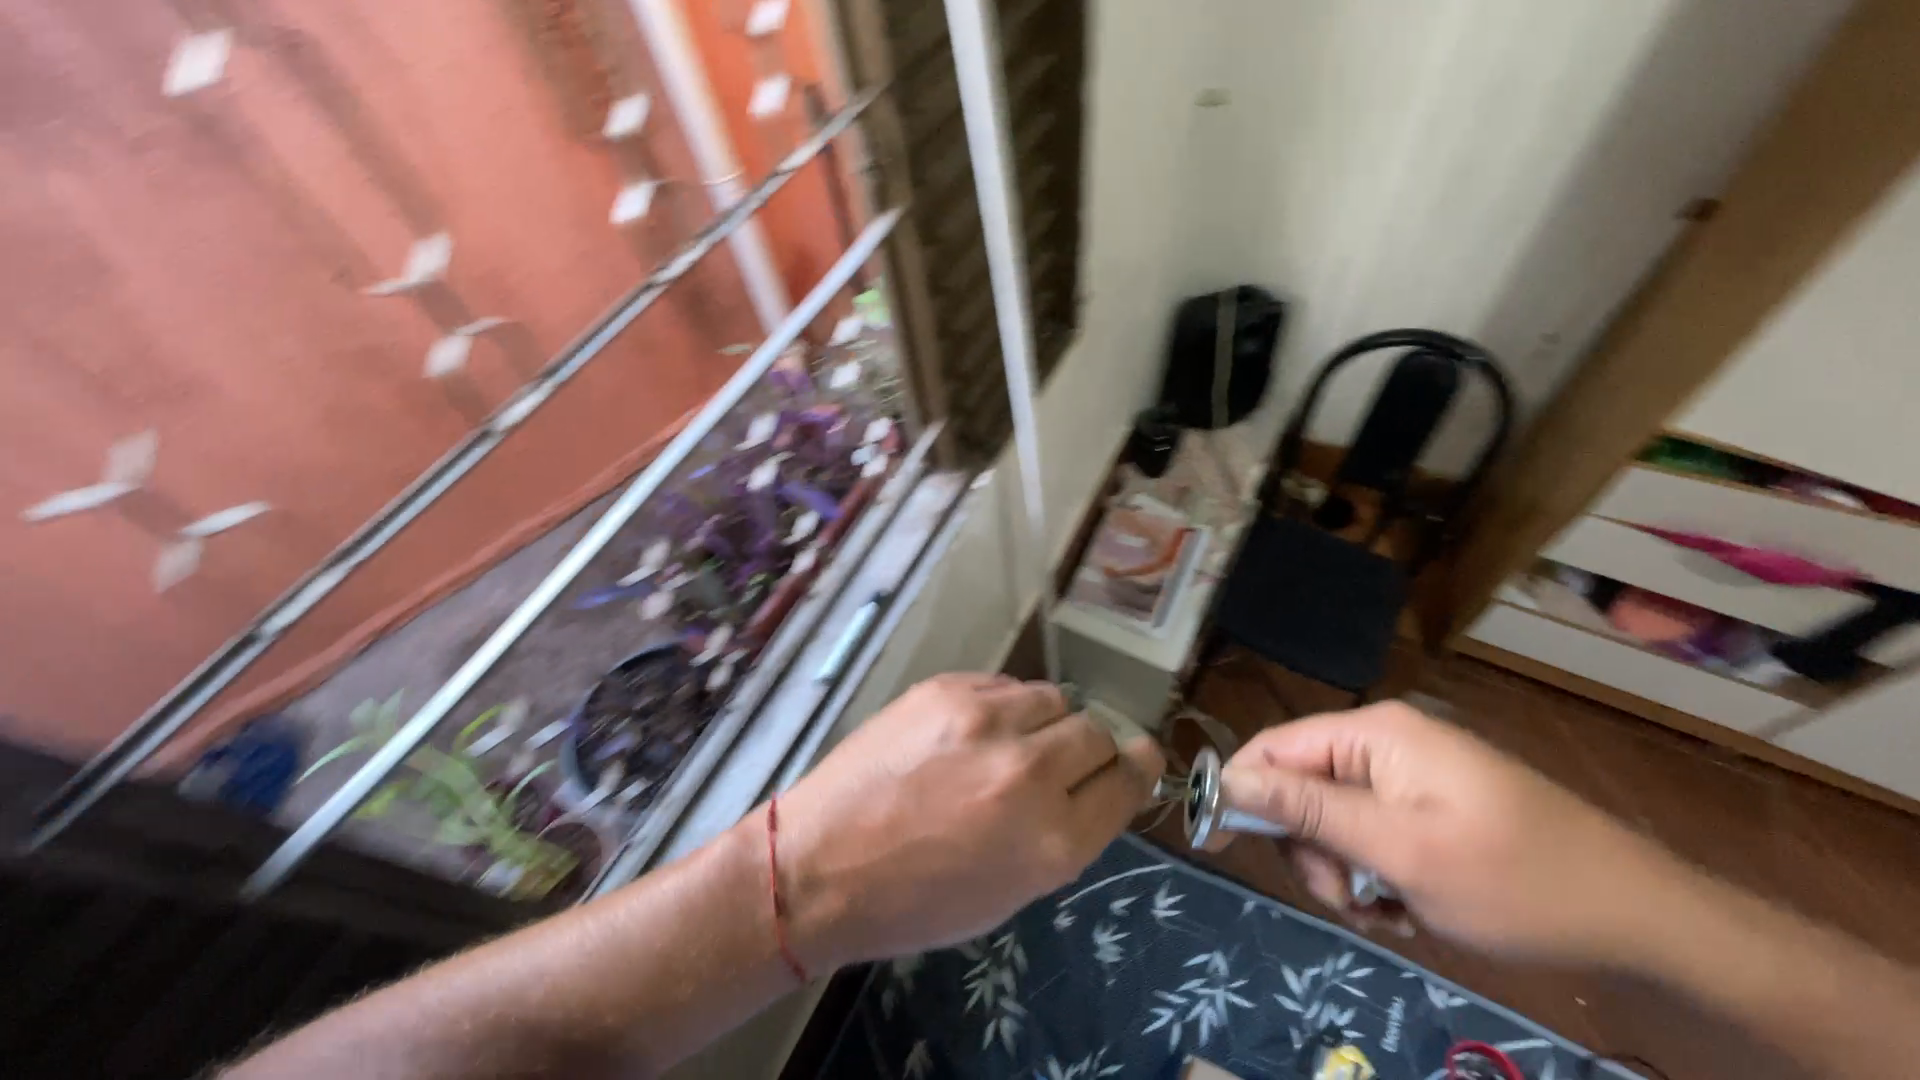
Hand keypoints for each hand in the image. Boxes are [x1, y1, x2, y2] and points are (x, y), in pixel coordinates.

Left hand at [773, 674, 1164, 969]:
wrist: (820, 865)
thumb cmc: (916, 902)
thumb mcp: (1010, 893)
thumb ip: (1064, 835)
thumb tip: (1093, 784)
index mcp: (1053, 841)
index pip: (1127, 781)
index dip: (1133, 770)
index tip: (1133, 761)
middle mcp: (1030, 773)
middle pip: (1097, 733)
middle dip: (1084, 751)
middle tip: (1052, 766)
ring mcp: (985, 722)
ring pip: (1053, 699)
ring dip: (1042, 723)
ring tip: (1005, 746)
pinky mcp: (946, 689)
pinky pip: (1004, 684)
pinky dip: (1001, 706)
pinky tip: (968, 733)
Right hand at [1218, 702, 1692, 966]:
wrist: (1641, 919)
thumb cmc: (1515, 881)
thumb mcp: (1400, 850)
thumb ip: (1308, 809)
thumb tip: (1227, 777)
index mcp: (1375, 733)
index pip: (1273, 747)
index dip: (1242, 792)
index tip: (1223, 847)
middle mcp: (1386, 743)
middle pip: (1301, 787)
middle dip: (1310, 848)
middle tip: (1345, 898)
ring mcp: (1410, 776)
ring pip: (1332, 820)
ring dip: (1343, 871)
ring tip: (1386, 911)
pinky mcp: (1429, 808)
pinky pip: (1370, 836)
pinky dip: (1375, 876)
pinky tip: (1407, 908)